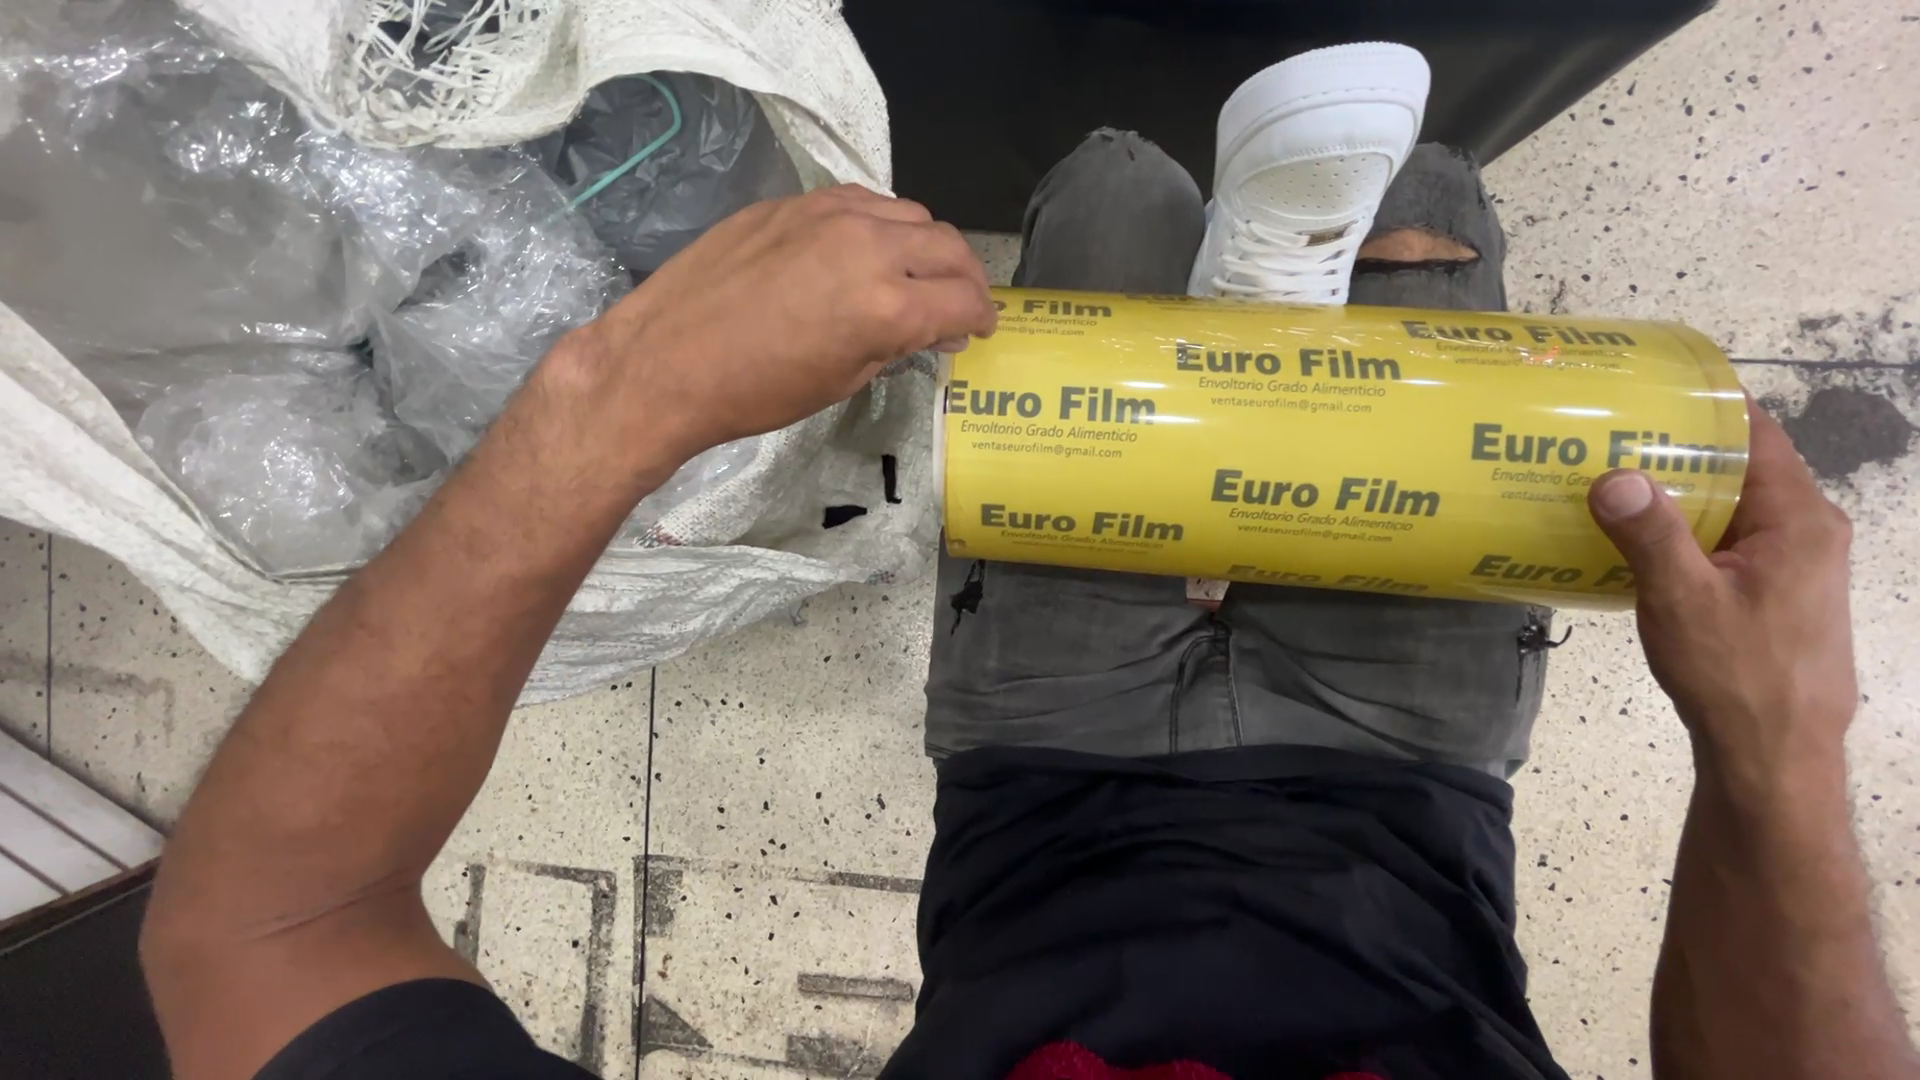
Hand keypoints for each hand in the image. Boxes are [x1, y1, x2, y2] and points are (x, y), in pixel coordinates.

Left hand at [571, 184, 995, 466]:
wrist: (668, 360)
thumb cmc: (757, 392)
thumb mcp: (842, 381)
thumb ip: (897, 346)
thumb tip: (932, 330)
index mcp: (886, 307)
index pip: (965, 299)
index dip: (982, 318)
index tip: (979, 329)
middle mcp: (870, 248)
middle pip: (950, 248)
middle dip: (968, 279)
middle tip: (962, 304)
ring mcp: (831, 215)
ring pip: (912, 215)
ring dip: (927, 249)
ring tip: (916, 278)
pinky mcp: (797, 202)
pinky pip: (865, 203)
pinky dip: (884, 227)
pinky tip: (868, 253)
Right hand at [1586, 401, 1856, 779]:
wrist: (1772, 748)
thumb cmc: (1736, 669)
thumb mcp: (1683, 598)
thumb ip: (1651, 534)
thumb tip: (1615, 474)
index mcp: (1798, 520)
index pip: (1757, 437)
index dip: (1706, 408)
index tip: (1643, 393)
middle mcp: (1803, 531)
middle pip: (1737, 468)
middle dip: (1672, 449)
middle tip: (1598, 438)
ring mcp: (1786, 562)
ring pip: (1724, 506)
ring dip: (1669, 491)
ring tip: (1599, 480)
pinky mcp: (1765, 588)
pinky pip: (1718, 538)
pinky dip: (1675, 526)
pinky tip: (1625, 537)